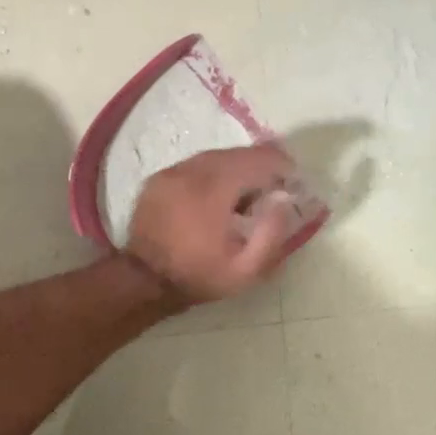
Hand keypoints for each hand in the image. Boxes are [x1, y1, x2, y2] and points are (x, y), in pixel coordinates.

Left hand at [123, 144, 303, 303]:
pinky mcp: (158, 179)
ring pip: (213, 157)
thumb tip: (283, 202)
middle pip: (235, 153)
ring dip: (235, 168)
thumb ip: (270, 234)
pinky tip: (216, 195)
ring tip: (246, 191)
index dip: (279, 163)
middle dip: (258, 164)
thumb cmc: (198, 277)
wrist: (143, 281)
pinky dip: (211, 174)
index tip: (292, 177)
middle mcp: (191, 171)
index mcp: (214, 189)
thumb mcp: (245, 270)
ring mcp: (171, 172)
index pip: (256, 159)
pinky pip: (193, 166)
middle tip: (272, 184)